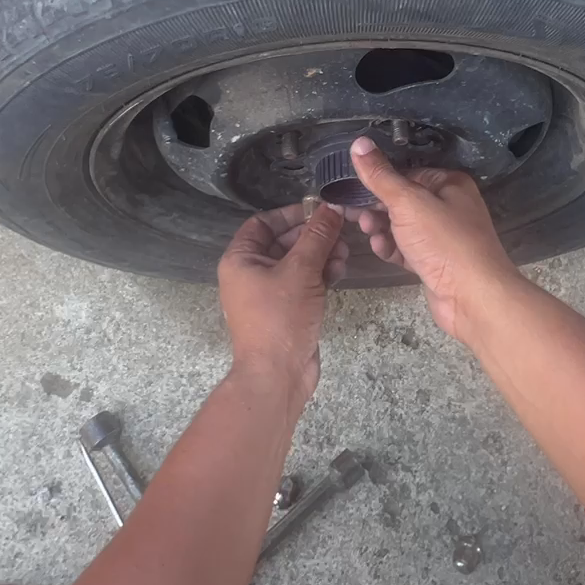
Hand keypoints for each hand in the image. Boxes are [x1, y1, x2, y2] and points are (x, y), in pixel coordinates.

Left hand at [216, 203, 348, 401]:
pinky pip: (304, 282)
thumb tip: (331, 209)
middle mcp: (251, 273)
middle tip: (341, 233)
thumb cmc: (280, 317)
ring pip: (298, 262)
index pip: (264, 223)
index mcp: (241, 259)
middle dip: (314, 237)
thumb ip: (318, 237)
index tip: (320, 211)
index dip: (291, 214)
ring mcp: (269, 293)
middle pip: (285, 241)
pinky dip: (321, 274)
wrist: (278, 375)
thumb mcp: (301, 270)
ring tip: (344, 255)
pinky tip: (340, 272)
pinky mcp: (287, 309)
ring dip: (322, 255)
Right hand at [347, 137, 525, 341]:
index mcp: (450, 184)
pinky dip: (393, 248)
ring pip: (403, 227)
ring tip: (367, 231)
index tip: (355, 189)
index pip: (408, 174)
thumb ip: (381, 176)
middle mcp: (450, 207)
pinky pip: (408, 249)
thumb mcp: (408, 202)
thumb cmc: (445, 242)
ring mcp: (443, 237)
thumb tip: (359, 143)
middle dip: (378, 207)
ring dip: (382, 228)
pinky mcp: (435, 262)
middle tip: (355, 214)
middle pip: (404, 201)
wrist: (473, 297)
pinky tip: (381, 249)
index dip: (381, 181)